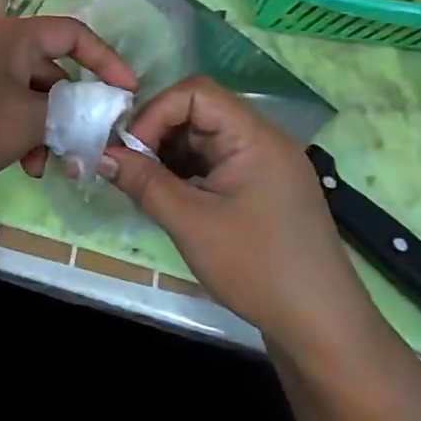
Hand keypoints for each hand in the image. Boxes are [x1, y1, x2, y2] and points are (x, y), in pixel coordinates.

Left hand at [0, 16, 136, 187]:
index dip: (106, 60)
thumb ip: (72, 112)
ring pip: (29, 97)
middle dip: (73, 109)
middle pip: (52, 70)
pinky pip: (5, 109)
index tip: (127, 93)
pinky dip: (20, 133)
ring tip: (46, 165)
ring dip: (46, 129)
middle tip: (87, 143)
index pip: (73, 33)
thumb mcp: (26, 120)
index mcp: (12, 37)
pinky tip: (23, 165)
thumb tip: (101, 108)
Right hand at [99, 76, 379, 354]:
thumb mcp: (190, 223)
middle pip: (197, 110)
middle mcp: (262, 141)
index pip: (195, 93)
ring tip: (141, 183)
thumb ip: (142, 182)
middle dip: (156, 133)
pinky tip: (166, 195)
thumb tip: (100, 154)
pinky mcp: (258, 187)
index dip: (154, 112)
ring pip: (201, 137)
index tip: (130, 150)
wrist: (320, 326)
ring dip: (166, 153)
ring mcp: (262, 164)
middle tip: (127, 166)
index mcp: (255, 138)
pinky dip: (182, 170)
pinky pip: (211, 161)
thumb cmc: (257, 267)